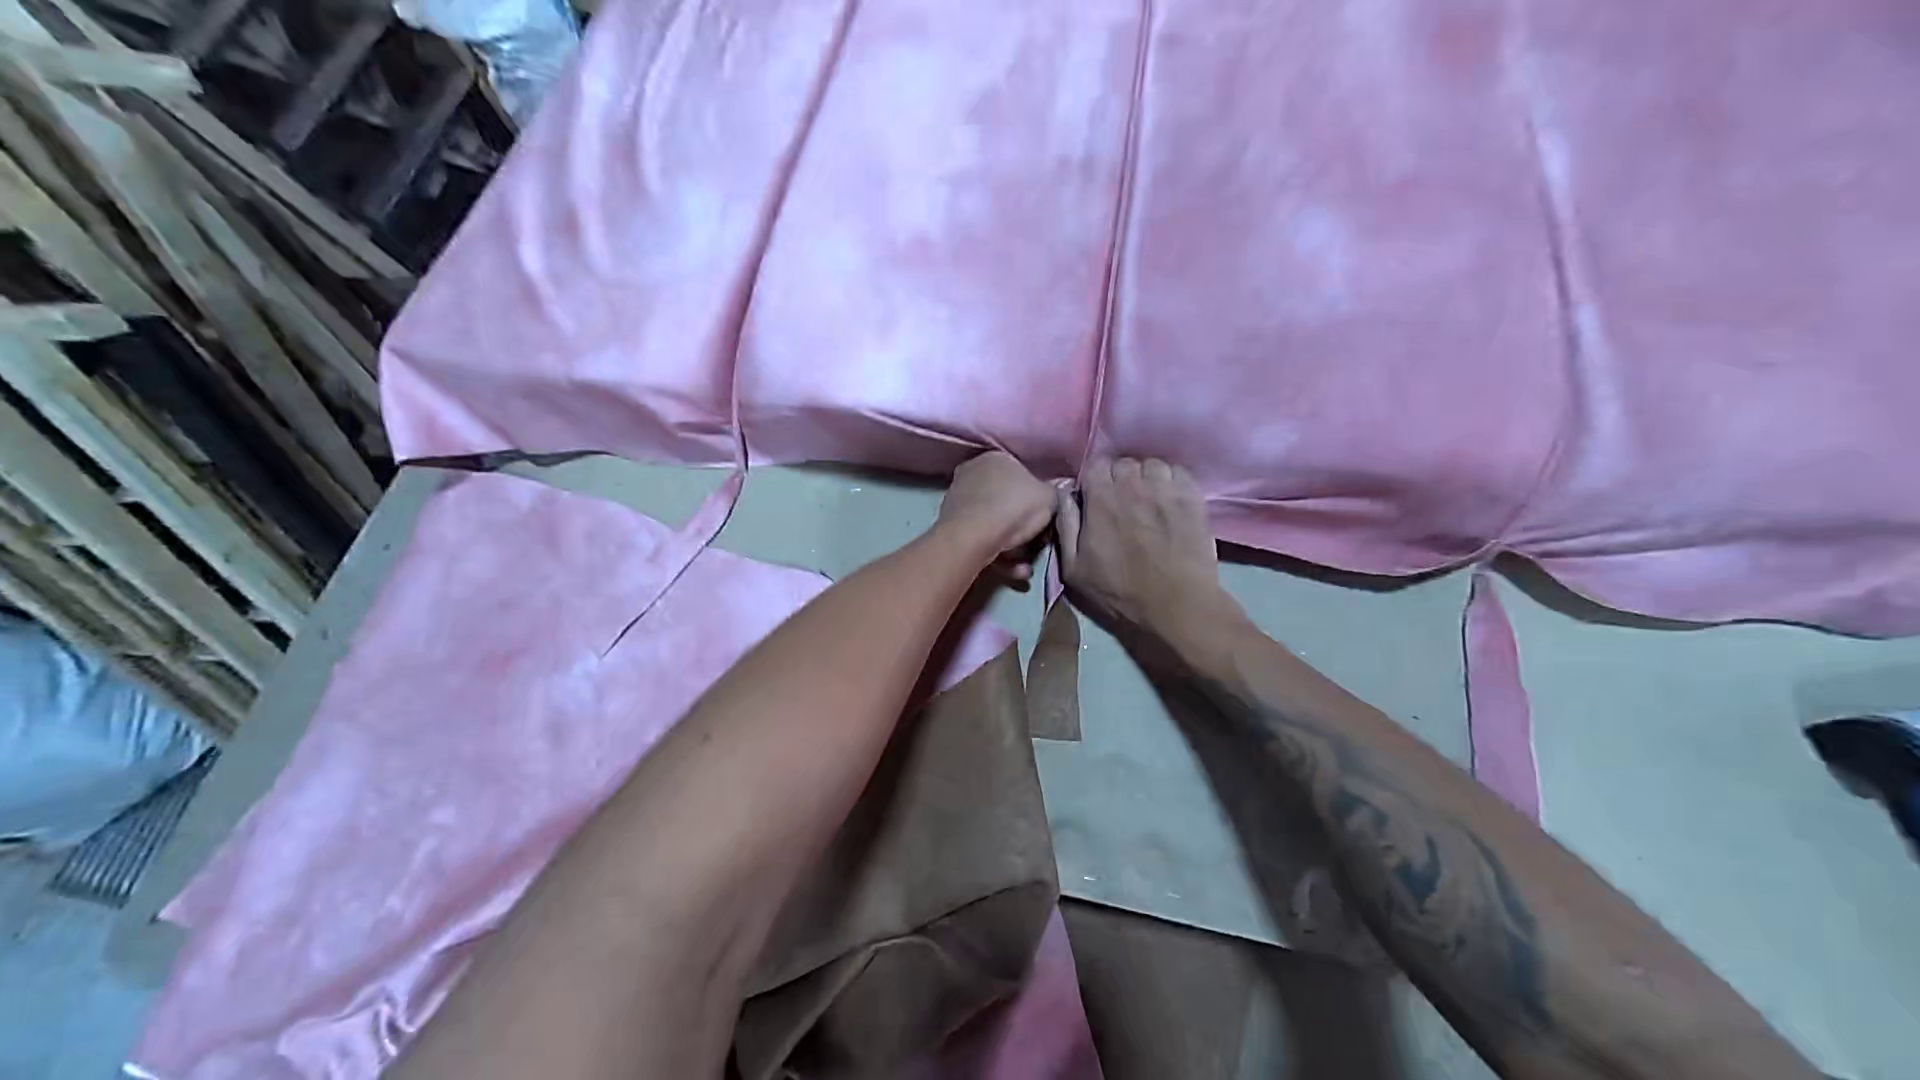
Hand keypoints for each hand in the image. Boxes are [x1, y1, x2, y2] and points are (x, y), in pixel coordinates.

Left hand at [935, 451, 1055, 572]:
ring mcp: (957, 497)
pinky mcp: (949, 523)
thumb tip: (1057, 490)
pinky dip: (998, 554)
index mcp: (996, 457)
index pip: (1021, 473)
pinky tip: (1014, 570)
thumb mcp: (1050, 498)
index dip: (1036, 496)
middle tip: (1036, 542)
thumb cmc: (1015, 508)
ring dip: (1012, 545)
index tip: (1045, 515)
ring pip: (993, 522)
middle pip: (1006, 500)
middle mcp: (972, 472)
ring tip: (1025, 565)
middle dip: (1022, 525)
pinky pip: (981, 538)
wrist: (972, 537)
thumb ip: (1056, 493)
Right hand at [1055, 458, 1227, 634]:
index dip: (1096, 481)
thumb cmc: (1119, 591)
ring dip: (1148, 478)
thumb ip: (1065, 523)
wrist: (1175, 605)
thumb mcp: (1073, 567)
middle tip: (1124, 503)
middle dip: (1121, 478)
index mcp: (1101, 498)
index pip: (1095, 465)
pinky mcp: (1193, 497)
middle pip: (1124, 463)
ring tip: (1150, 500)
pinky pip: (1180, 472)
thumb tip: (1063, 491)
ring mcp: (1166, 488)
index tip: (1098, 498)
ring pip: (1153, 465)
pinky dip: (1173, 481)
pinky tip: (1171, 501)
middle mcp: (1133, 484)